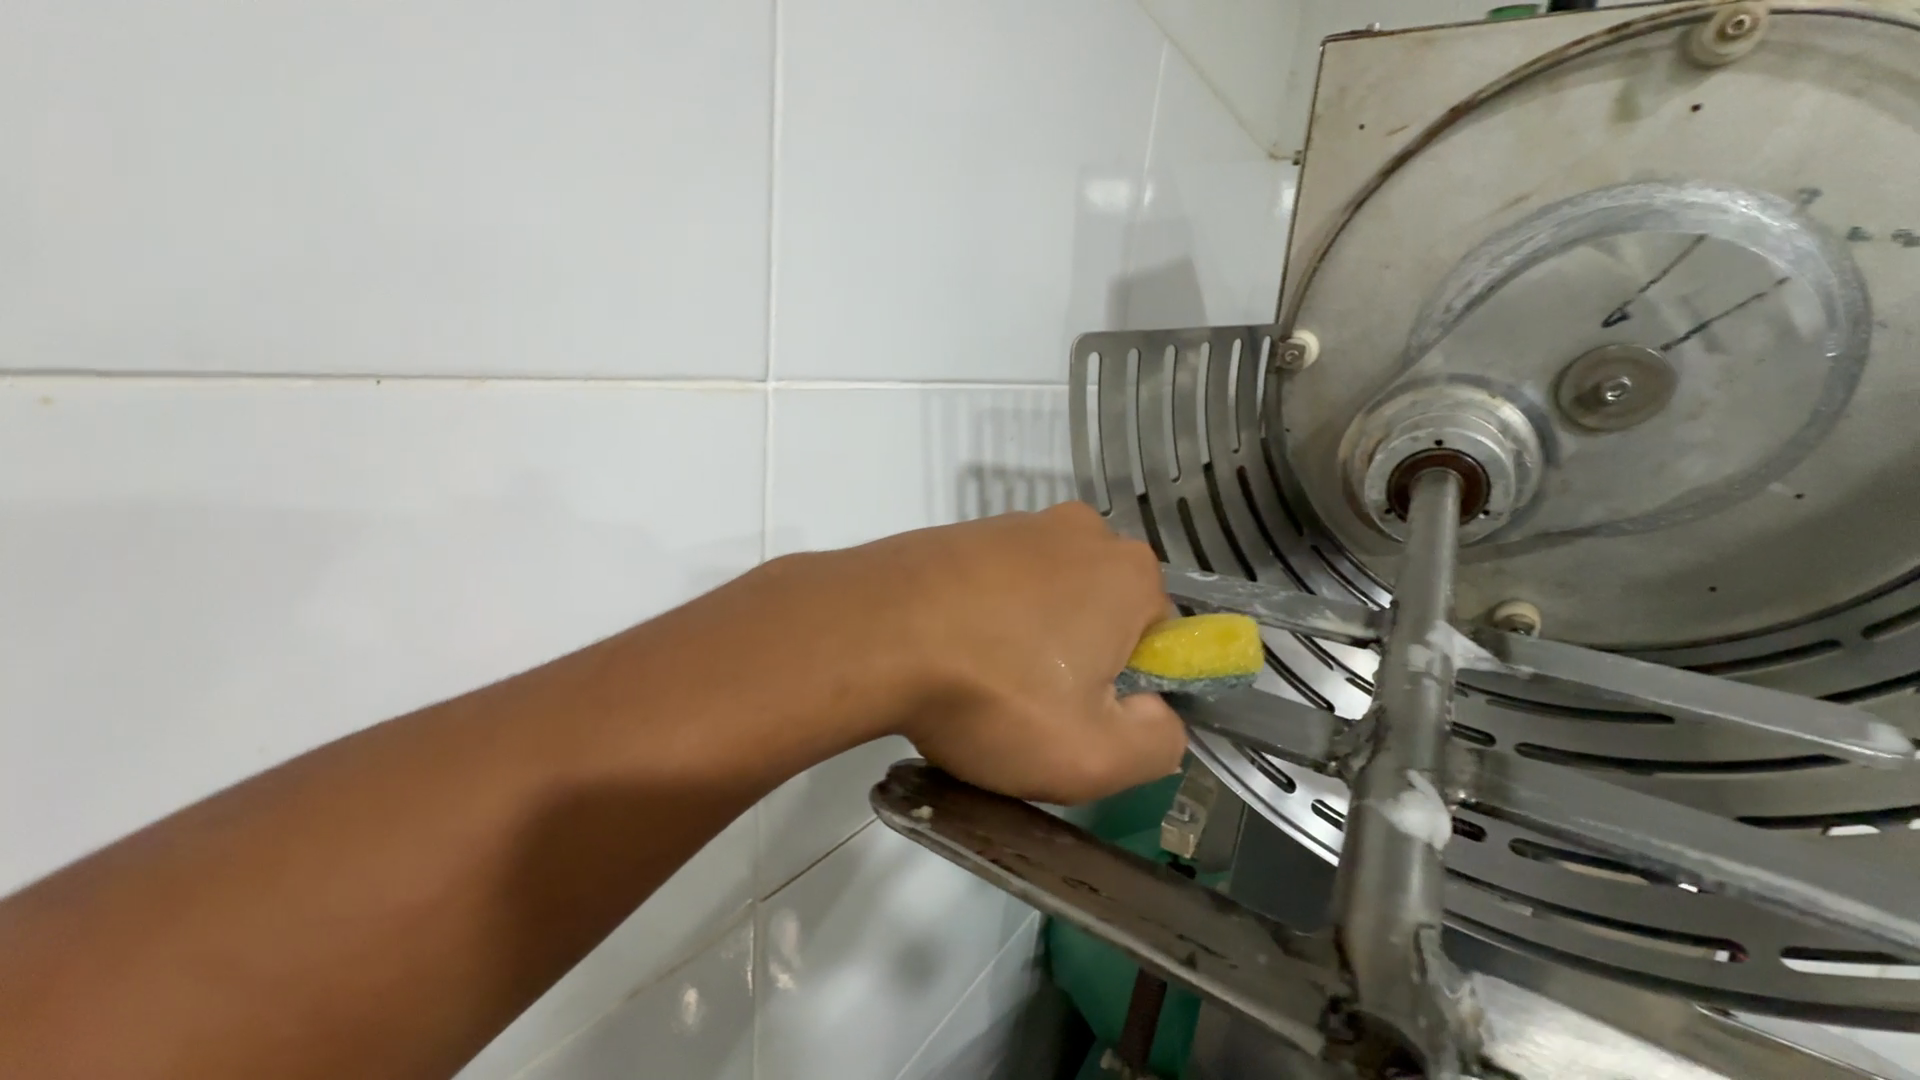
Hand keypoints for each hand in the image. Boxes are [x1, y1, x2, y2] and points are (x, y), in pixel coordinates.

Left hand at [819, 502, 1187, 804]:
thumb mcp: (1094, 756)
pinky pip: (991, 588)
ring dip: (1025, 642)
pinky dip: (980, 620)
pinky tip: (946, 655)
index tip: (1079, 716)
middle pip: (1100, 615)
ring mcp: (1011, 525)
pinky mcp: (957, 533)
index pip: (1160, 639)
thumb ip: (1158, 744)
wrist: (867, 634)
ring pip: (1043, 600)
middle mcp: (1078, 532)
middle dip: (1077, 661)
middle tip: (1028, 707)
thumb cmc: (992, 695)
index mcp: (1128, 572)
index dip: (1128, 689)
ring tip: (978, 686)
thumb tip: (1157, 716)